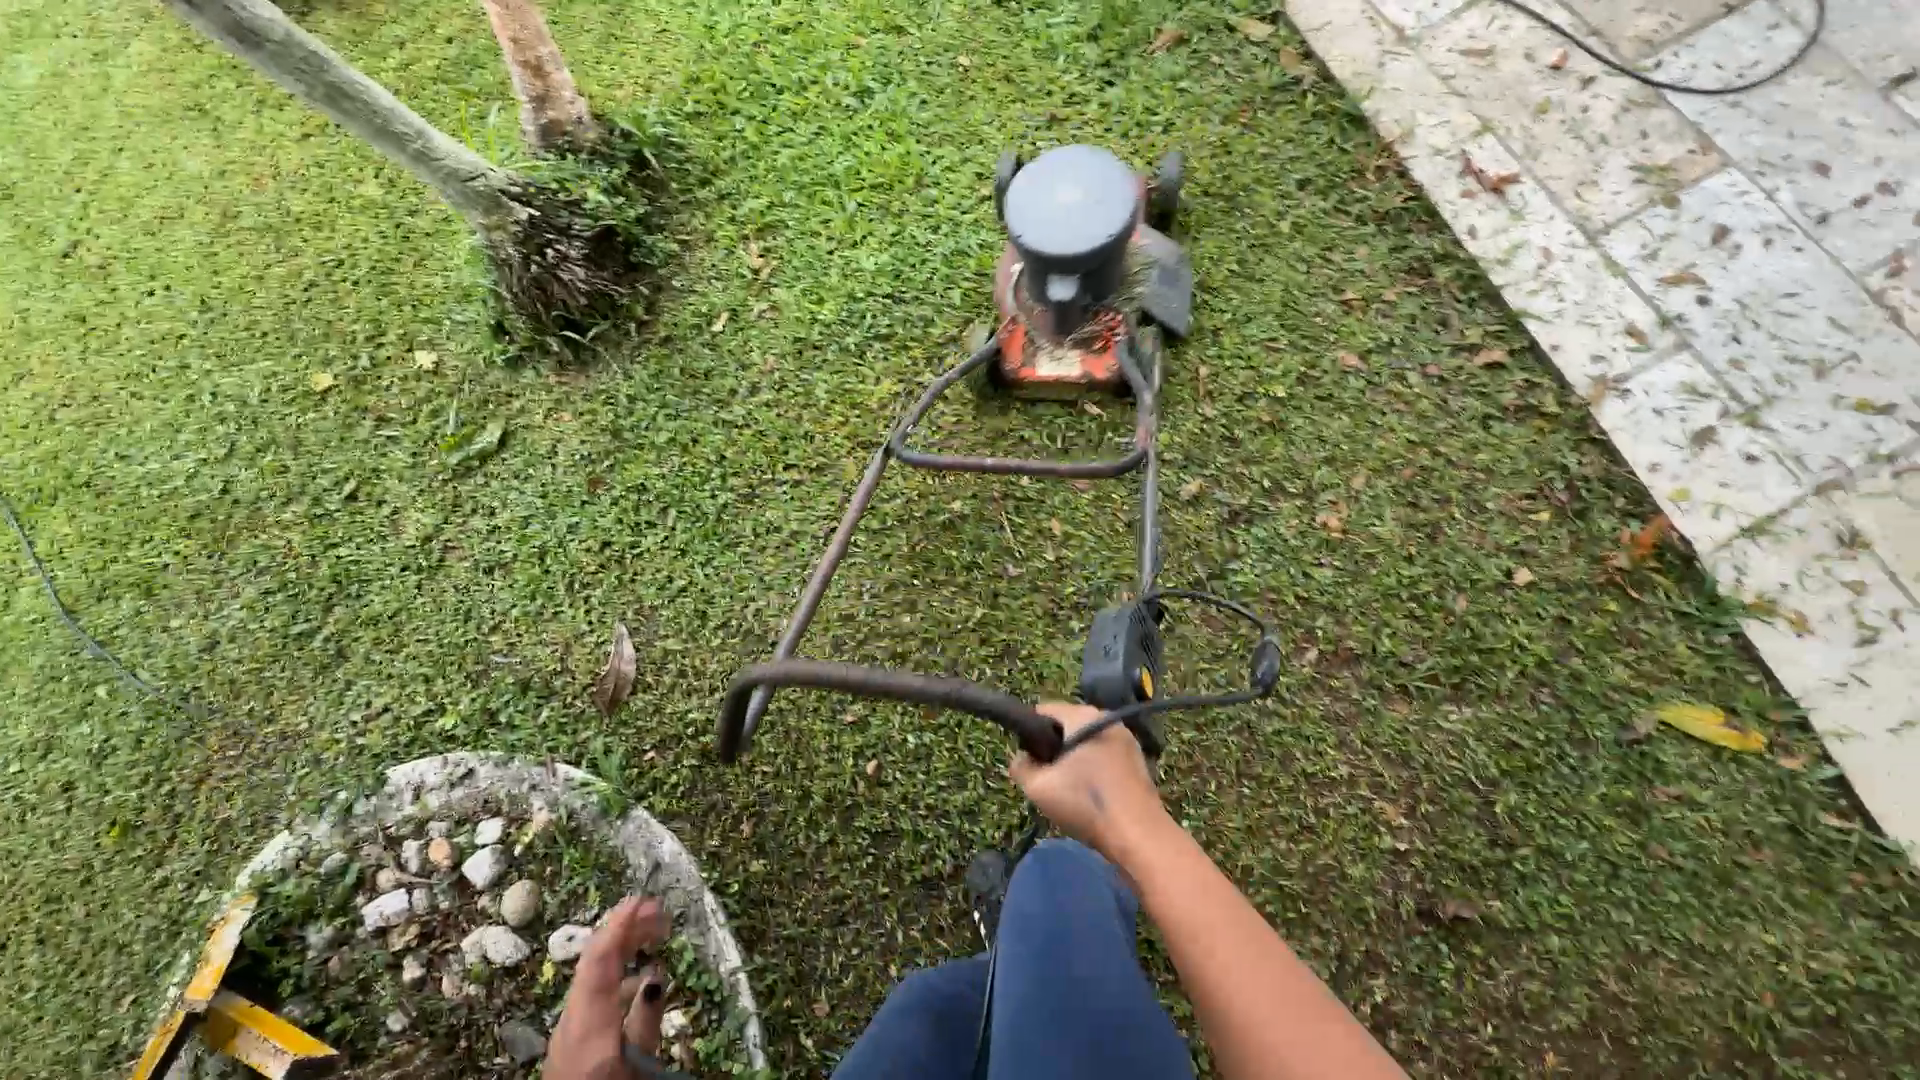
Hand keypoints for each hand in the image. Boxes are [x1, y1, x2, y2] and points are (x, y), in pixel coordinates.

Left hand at [546, 895, 670, 1079]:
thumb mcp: (638, 1064)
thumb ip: (646, 1022)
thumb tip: (656, 978)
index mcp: (589, 1018)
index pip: (601, 957)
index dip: (620, 924)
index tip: (643, 898)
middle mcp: (573, 1016)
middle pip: (595, 959)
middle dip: (625, 928)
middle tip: (660, 911)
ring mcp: (569, 1027)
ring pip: (593, 973)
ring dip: (623, 948)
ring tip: (656, 936)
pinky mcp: (572, 1038)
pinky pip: (593, 990)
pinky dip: (617, 971)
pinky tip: (638, 978)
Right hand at [1009, 702, 1168, 861]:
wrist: (1139, 835)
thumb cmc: (1085, 804)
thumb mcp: (1038, 787)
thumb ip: (1020, 766)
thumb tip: (1022, 758)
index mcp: (1084, 716)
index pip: (1044, 710)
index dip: (1030, 733)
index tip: (1028, 760)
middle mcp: (1108, 719)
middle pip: (1067, 727)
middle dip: (1053, 749)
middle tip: (1046, 779)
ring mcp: (1127, 740)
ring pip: (1086, 744)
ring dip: (1073, 761)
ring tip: (1068, 791)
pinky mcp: (1138, 761)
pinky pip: (1104, 757)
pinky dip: (1093, 770)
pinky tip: (1091, 796)